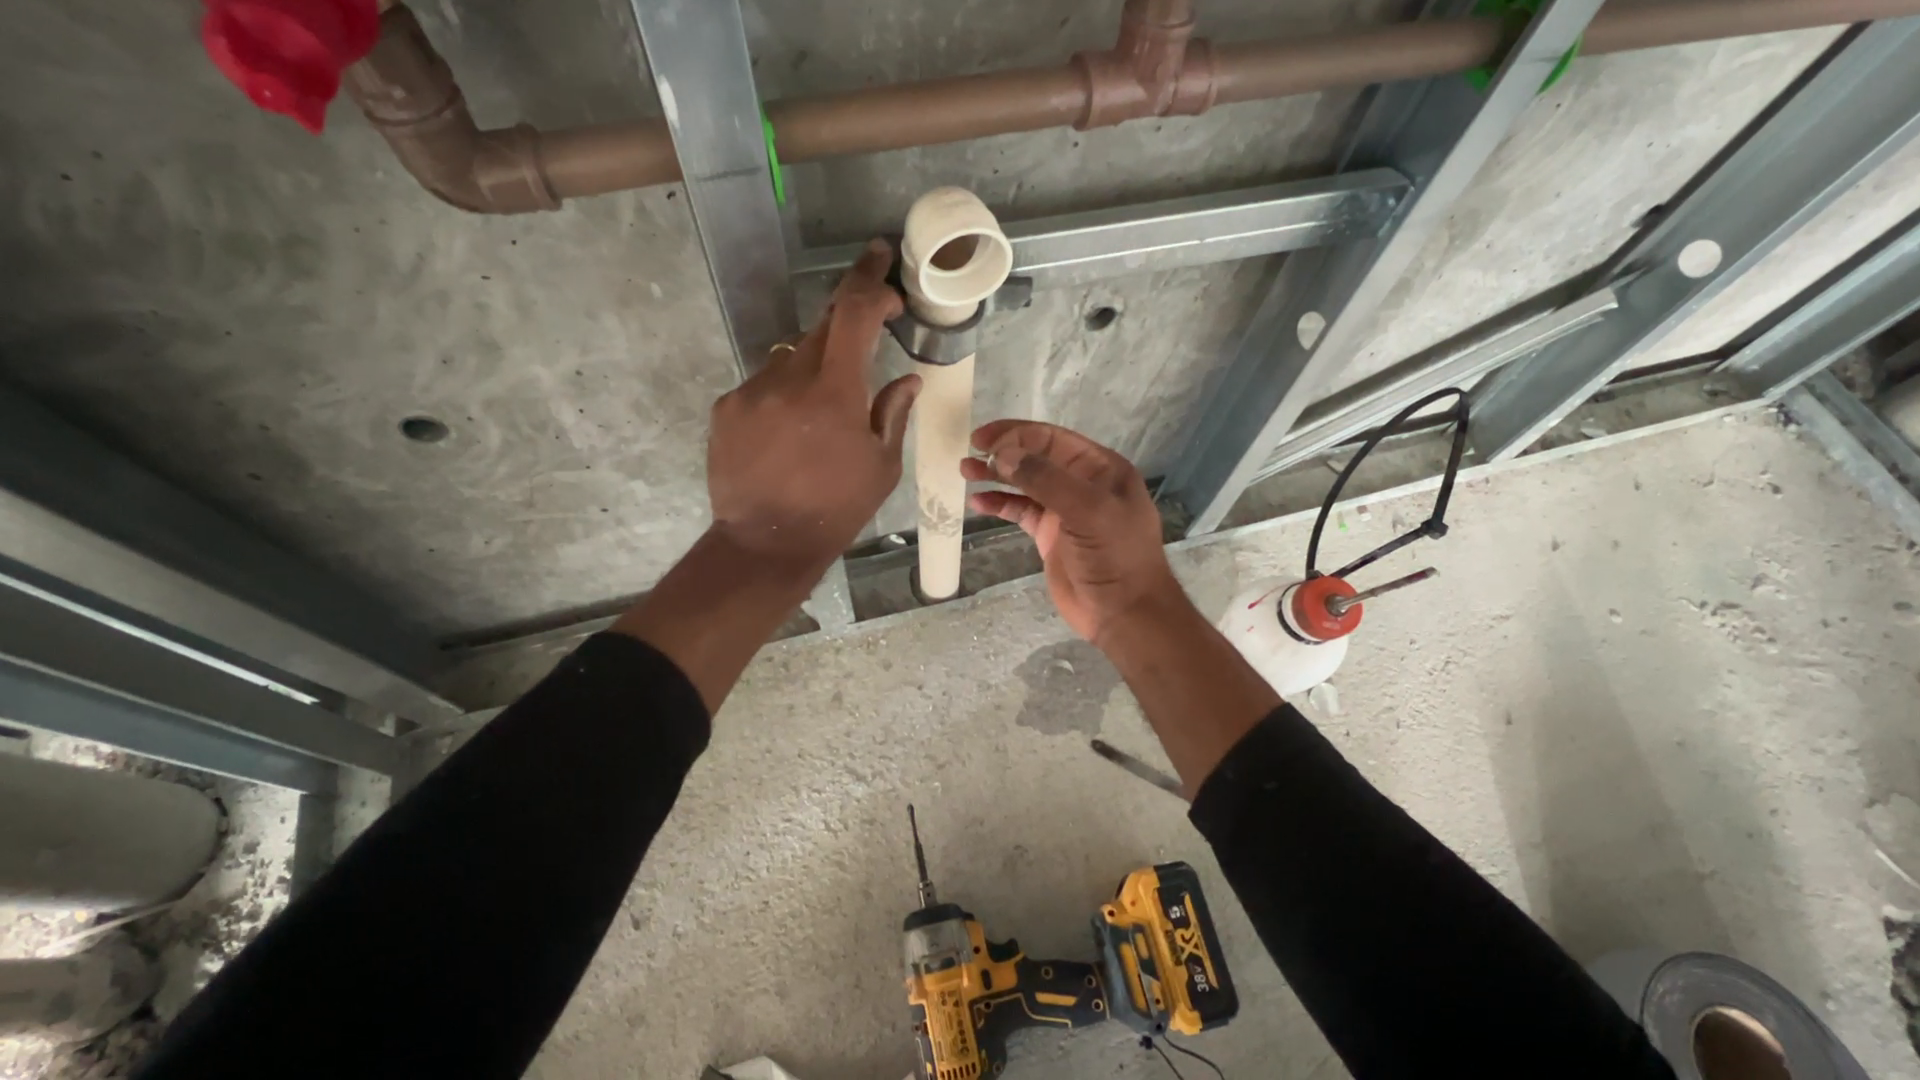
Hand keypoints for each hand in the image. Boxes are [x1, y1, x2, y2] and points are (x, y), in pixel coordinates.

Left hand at [707, 240, 916, 573]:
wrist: (766, 544)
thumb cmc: (836, 508)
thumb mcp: (881, 466)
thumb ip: (892, 413)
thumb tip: (906, 381)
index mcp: (834, 390)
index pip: (852, 311)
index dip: (869, 279)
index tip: (882, 264)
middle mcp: (788, 377)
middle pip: (821, 329)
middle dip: (846, 327)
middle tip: (865, 336)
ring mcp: (751, 391)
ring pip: (790, 358)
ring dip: (812, 369)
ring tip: (820, 416)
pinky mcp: (727, 408)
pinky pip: (763, 386)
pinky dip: (782, 395)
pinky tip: (787, 434)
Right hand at [961, 421, 1185, 643]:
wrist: (1125, 612)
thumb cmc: (1115, 556)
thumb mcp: (1086, 510)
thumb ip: (1045, 479)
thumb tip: (1003, 455)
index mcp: (1101, 468)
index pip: (1052, 439)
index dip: (1016, 434)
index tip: (982, 440)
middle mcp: (1084, 483)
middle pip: (1036, 457)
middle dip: (1003, 453)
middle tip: (969, 454)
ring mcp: (1067, 510)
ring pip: (1026, 484)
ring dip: (997, 477)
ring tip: (964, 472)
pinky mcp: (1051, 535)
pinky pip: (1022, 512)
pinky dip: (1001, 505)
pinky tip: (978, 503)